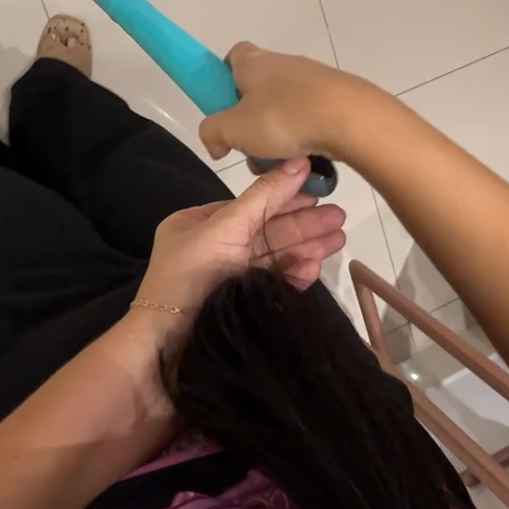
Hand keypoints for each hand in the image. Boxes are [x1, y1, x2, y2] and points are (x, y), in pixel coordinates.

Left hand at [130, 158, 346, 329]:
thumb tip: (300, 160)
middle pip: (264, 231)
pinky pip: (271, 284)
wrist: (168, 348)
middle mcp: (210, 249)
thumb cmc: (190, 277)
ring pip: (271, 258)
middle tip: (340, 218)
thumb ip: (264, 196)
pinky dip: (293, 275)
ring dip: (305, 249)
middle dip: (302, 225)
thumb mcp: (225, 228)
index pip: (248, 205)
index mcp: (196, 225)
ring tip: (339, 240)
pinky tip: (314, 269)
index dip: (284, 198)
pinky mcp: (240, 306)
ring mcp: (226, 280)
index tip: (319, 194)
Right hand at [196, 43, 389, 162]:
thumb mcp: (234, 129)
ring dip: (280, 134)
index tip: (225, 104)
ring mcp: (314, 78)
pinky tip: (308, 158)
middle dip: (252, 119)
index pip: (233, 56)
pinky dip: (306, 137)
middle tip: (251, 146)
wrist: (351, 119)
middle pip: (260, 88)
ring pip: (286, 107)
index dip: (225, 78)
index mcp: (254, 63)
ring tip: (282, 161)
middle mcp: (284, 63)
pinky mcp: (338, 96)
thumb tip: (214, 142)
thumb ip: (212, 133)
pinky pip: (312, 117)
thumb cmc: (284, 117)